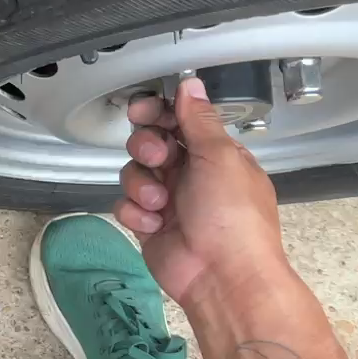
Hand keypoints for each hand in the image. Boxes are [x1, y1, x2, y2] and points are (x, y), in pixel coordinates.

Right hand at [114, 76, 290, 306]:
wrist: (220, 274)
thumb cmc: (231, 215)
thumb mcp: (220, 158)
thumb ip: (198, 120)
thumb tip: (190, 84)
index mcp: (214, 154)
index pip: (179, 121)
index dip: (157, 113)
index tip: (141, 111)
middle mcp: (189, 173)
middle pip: (149, 143)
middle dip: (146, 149)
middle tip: (156, 159)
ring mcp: (166, 199)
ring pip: (132, 174)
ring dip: (142, 187)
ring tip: (160, 205)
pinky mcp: (147, 222)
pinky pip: (125, 205)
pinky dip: (136, 214)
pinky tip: (154, 226)